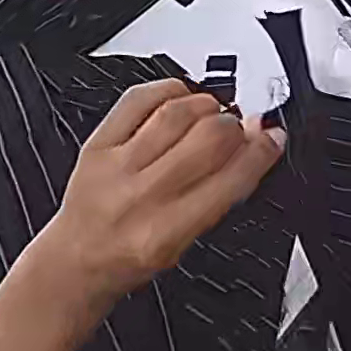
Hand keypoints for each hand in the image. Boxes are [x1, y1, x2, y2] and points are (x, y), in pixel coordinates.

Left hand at [35, 80, 283, 302]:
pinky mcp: (97, 143)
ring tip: (210, 114)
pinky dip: (169, 90)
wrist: (76, 261)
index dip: (262, 150)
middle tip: (237, 128)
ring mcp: (116, 167)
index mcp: (168, 232)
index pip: (231, 179)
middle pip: (209, 137)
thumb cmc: (133, 256)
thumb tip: (258, 139)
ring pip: (178, 113)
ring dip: (207, 106)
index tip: (274, 136)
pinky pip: (139, 98)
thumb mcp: (187, 242)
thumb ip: (223, 191)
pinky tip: (178, 99)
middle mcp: (141, 197)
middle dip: (236, 125)